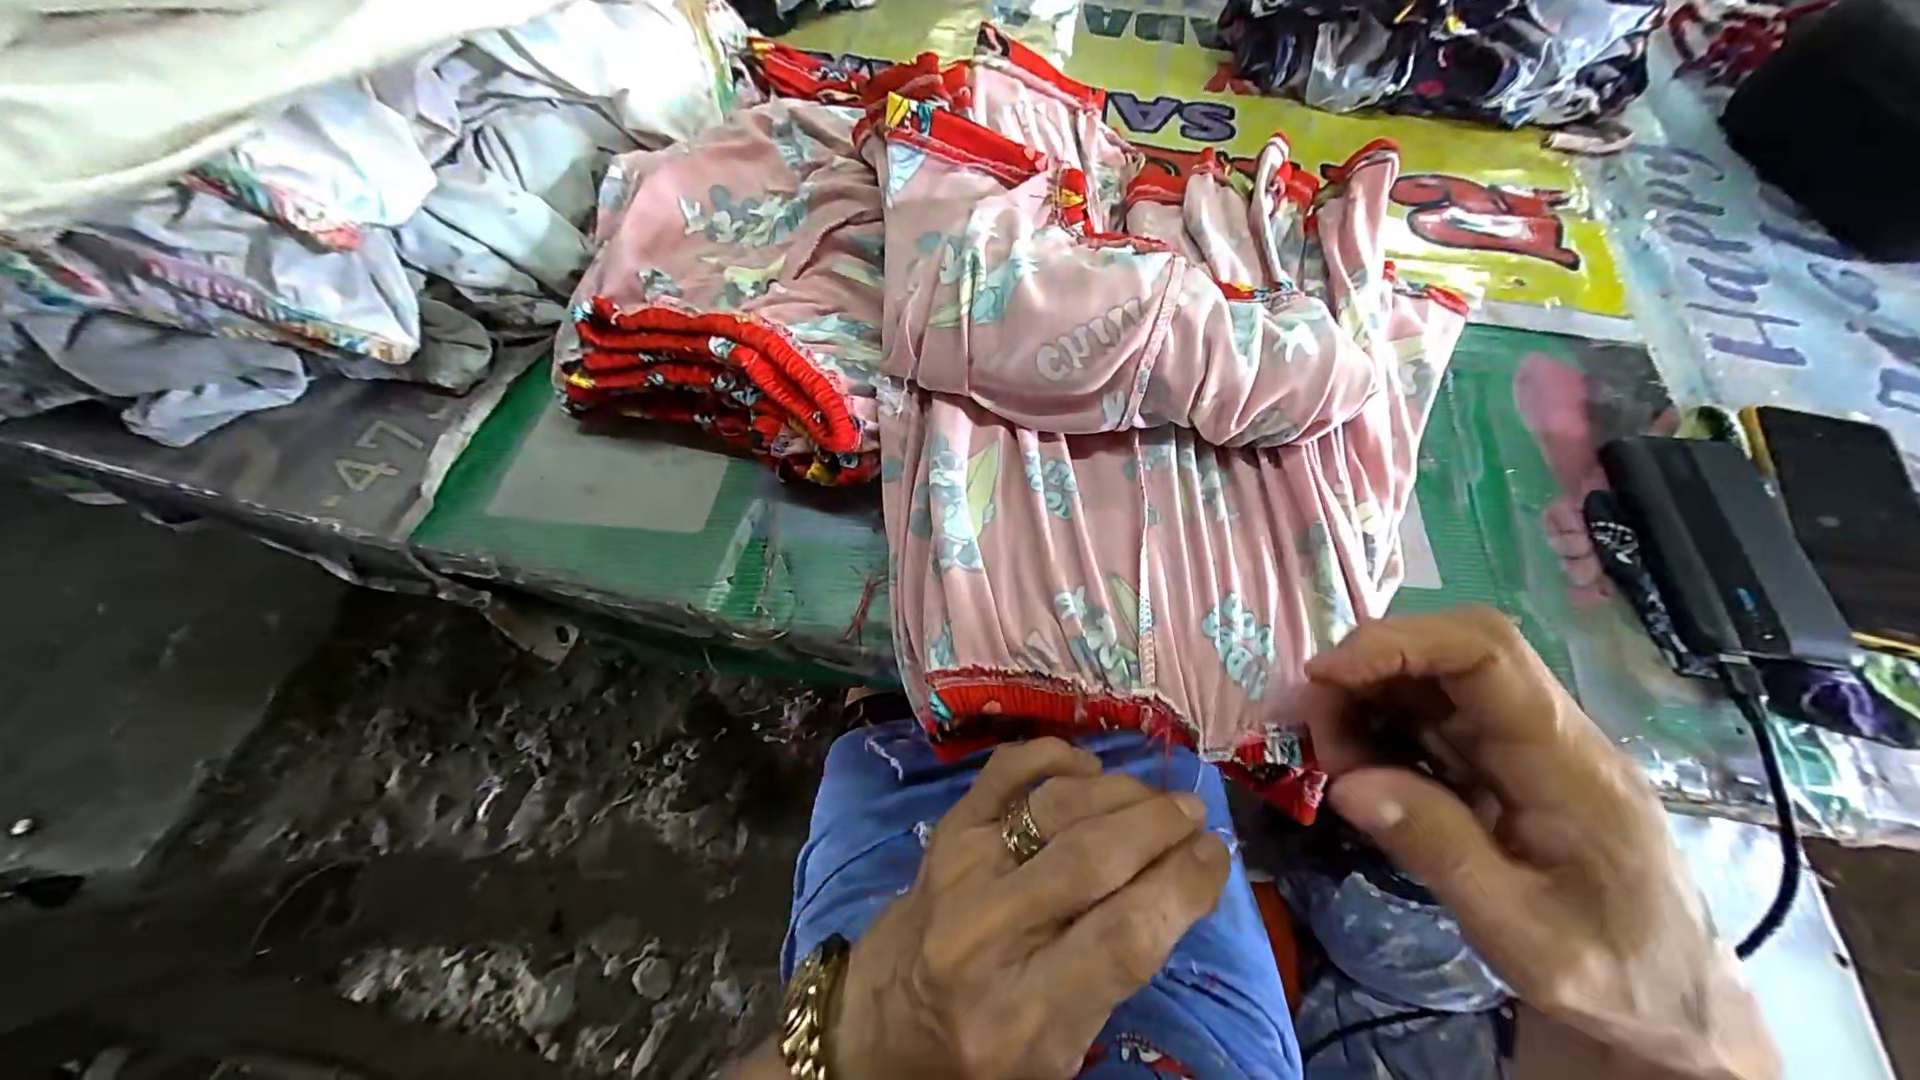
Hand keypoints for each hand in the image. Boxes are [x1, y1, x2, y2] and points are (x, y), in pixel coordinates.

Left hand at [826, 738, 1230, 1078]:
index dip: (1182, 888)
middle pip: (1091, 859)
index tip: (1215, 856)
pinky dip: (1054, 756)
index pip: (1122, 939)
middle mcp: (987, 932)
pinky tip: (1088, 768)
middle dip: (1157, 828)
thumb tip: (1182, 872)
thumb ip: (1117, 965)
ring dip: (1119, 792)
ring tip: (1154, 798)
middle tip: (1194, 814)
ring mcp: (959, 867)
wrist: (887, 1011)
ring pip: (1055, 807)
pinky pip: (1006, 770)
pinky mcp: (947, 828)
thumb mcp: (1060, 1044)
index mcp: (1024, 1015)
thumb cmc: (984, 1042)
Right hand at [1297, 609, 1778, 1079]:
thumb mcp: (1525, 938)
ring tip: (1340, 764)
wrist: (1672, 1007)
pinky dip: (1373, 727)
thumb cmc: (1611, 977)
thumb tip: (1347, 785)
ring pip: (1424, 678)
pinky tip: (1362, 772)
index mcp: (1567, 762)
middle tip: (1321, 728)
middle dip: (1367, 670)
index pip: (1484, 653)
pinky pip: (1420, 714)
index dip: (1396, 644)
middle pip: (1447, 649)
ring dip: (1363, 703)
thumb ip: (1439, 852)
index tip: (1325, 675)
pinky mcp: (1492, 757)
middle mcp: (1543, 732)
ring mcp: (1515, 742)